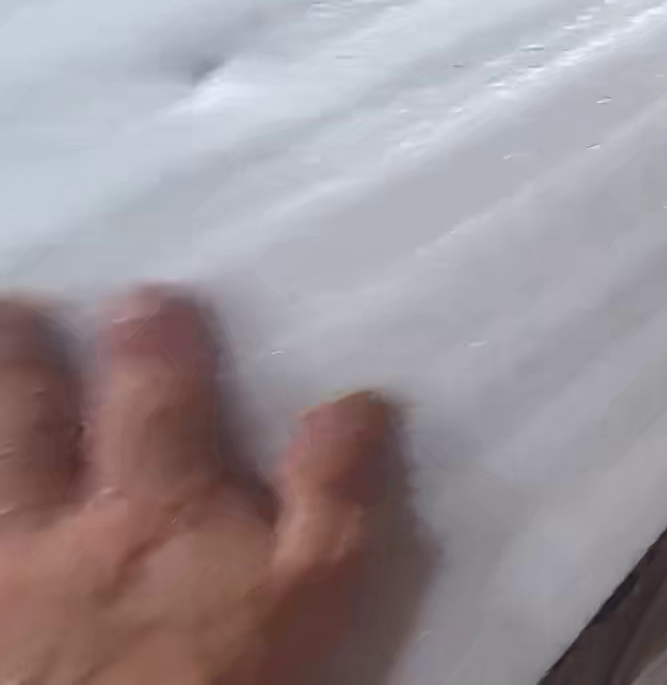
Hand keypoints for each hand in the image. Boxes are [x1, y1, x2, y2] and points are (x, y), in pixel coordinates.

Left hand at [0, 286, 391, 684]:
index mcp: (160, 510)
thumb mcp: (321, 576)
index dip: (154, 348)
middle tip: (10, 303)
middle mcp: (49, 536)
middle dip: (17, 363)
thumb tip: (355, 396)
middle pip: (24, 432)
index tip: (143, 295)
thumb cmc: (235, 665)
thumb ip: (338, 483)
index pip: (158, 407)